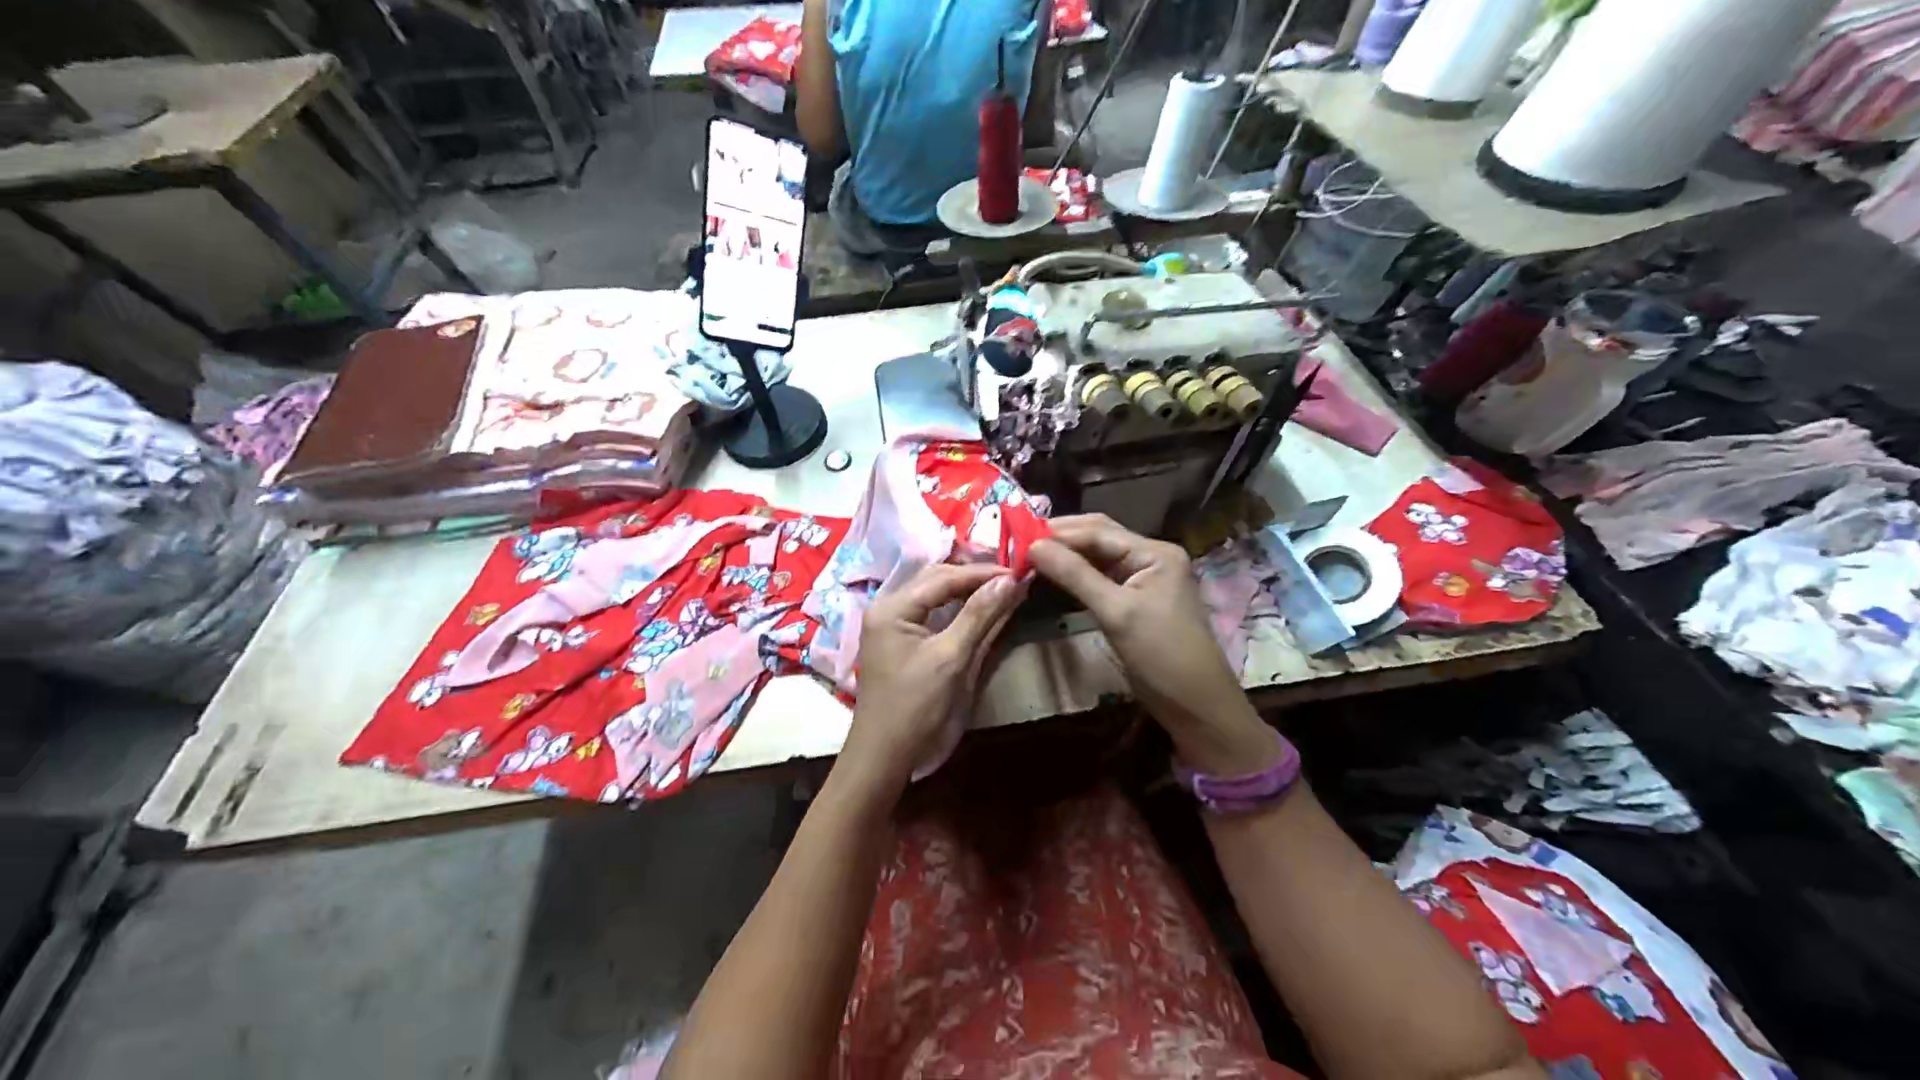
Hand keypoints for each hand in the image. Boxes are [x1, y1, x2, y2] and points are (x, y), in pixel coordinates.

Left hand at [837, 563, 1025, 790]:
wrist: (886, 755)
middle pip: (937, 580)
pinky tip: (981, 609)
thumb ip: (979, 615)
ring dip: (968, 591)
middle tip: (1012, 580)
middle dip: (974, 578)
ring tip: (1002, 589)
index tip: (1018, 573)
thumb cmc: (916, 706)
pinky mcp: (902, 641)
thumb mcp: (951, 658)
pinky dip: (958, 610)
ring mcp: (893, 624)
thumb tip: (1009, 580)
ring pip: (935, 595)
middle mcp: (888, 608)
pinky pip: (933, 614)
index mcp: (892, 607)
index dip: (982, 573)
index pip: (943, 577)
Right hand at [1029, 515, 1280, 774]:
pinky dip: (1074, 575)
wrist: (1196, 705)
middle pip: (1097, 537)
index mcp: (1154, 552)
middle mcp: (1149, 557)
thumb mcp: (1116, 613)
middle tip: (1016, 543)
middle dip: (1058, 538)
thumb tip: (1033, 546)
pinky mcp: (1133, 600)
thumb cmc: (1162, 655)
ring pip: (1096, 557)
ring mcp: (1142, 578)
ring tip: (1025, 556)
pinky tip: (1050, 575)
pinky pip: (1099, 578)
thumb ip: (1075, 575)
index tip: (1016, 536)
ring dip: (1064, 556)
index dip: (1056, 532)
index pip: (1097, 531)